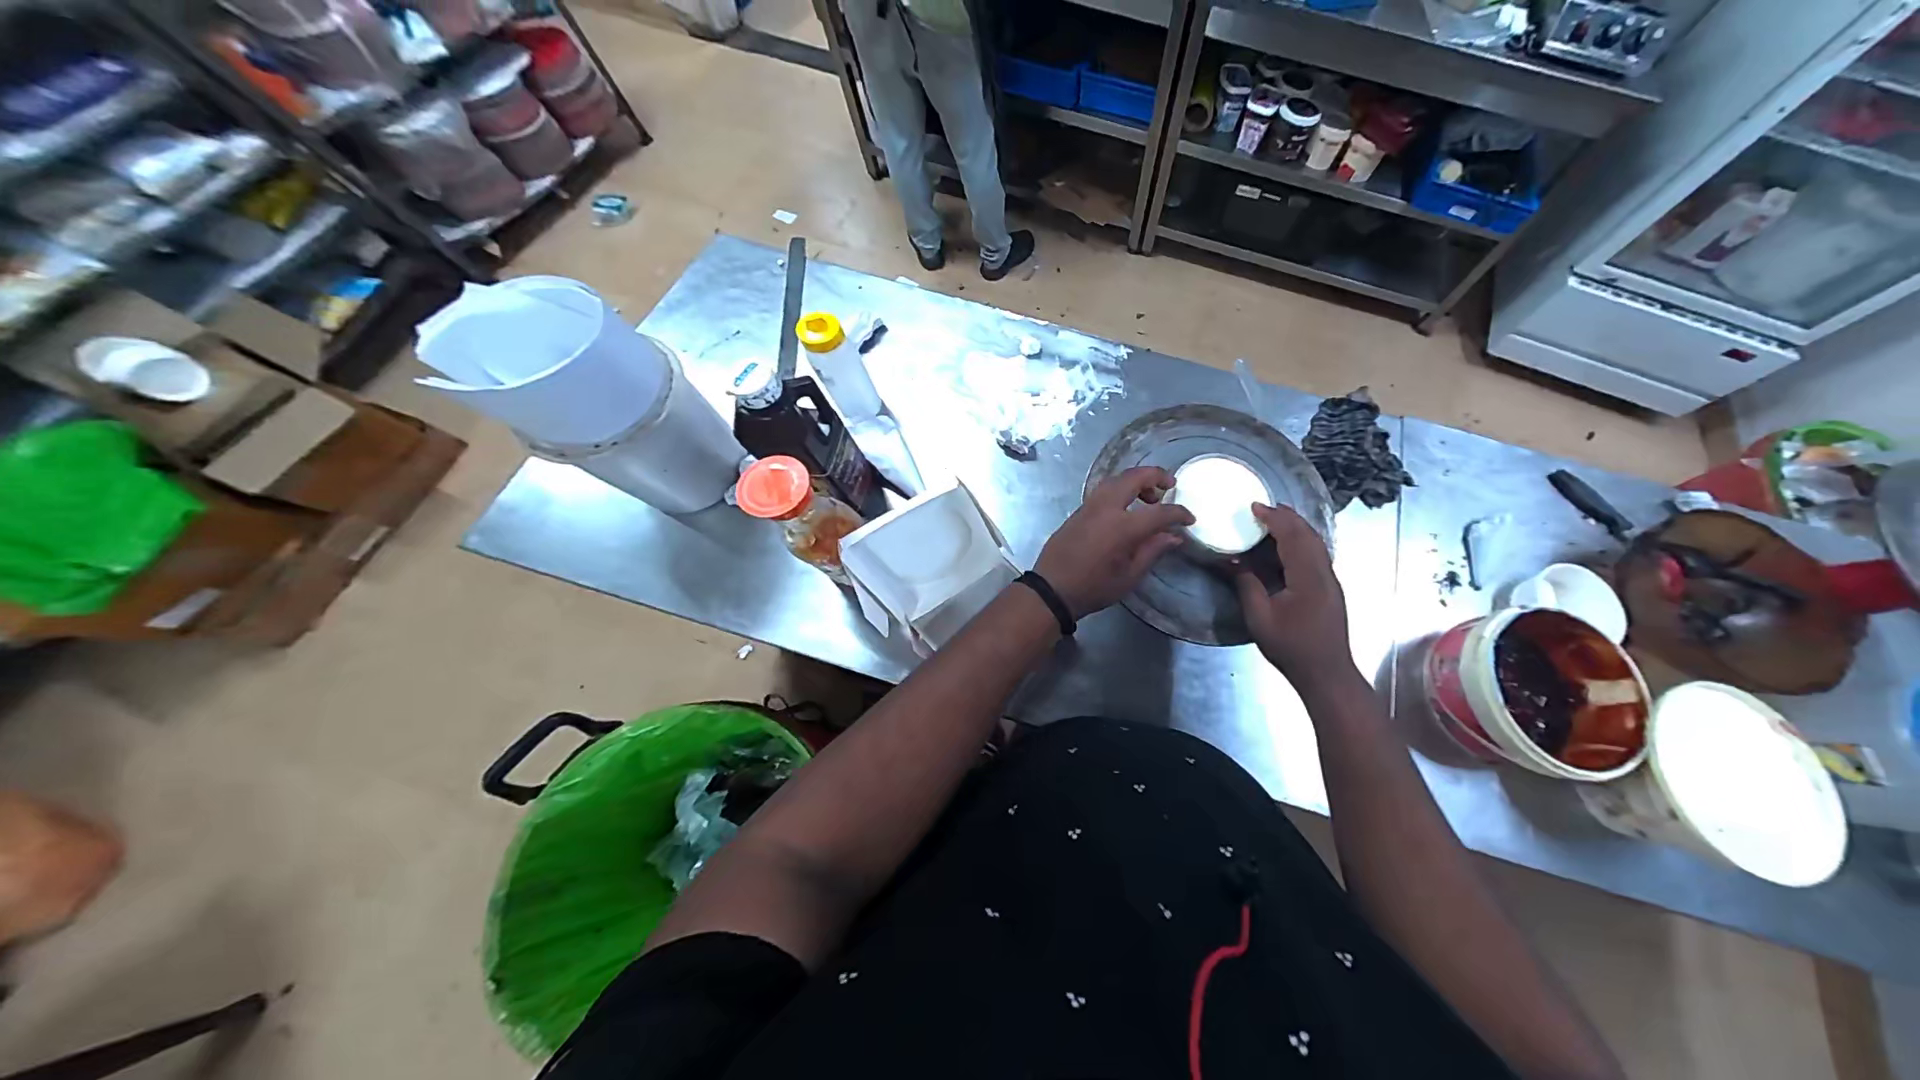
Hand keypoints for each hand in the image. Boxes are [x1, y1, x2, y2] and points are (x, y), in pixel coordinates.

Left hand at [1033, 466, 1193, 617]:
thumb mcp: (1129, 576)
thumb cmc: (1093, 588)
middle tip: (1169, 484)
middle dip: (1155, 475)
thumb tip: (1173, 536)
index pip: (1160, 512)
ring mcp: (1088, 507)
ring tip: (1149, 498)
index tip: (1189, 519)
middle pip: (1134, 477)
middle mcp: (1105, 508)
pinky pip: (1103, 491)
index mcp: (1122, 526)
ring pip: (1115, 480)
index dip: (1179, 513)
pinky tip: (1126, 508)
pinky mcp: (1078, 512)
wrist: (1051, 590)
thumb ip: (1152, 551)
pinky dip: (1120, 490)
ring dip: (1135, 481)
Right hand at [1234, 503, 1357, 687]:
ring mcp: (1330, 581)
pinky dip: (1300, 542)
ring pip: (1315, 544)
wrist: (1327, 673)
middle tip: (1264, 506)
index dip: (1273, 518)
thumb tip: (1232, 562)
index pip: (1292, 536)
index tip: (1254, 506)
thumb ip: (1246, 585)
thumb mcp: (1260, 617)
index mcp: (1308, 576)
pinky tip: (1286, 546)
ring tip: (1274, 519)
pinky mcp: (1329, 589)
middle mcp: (1324, 573)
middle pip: (1308, 534)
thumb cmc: (1291, 647)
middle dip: (1287, 517)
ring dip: (1295, 528)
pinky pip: (1315, 555)